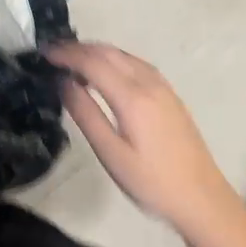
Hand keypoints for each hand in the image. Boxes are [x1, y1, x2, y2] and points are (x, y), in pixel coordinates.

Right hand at [47, 43, 241, 240]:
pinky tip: (104, 72)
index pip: (92, 62)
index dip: (65, 54)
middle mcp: (148, 82)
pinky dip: (113, 59)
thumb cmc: (151, 182)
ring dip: (95, 51)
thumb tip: (63, 82)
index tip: (43, 53)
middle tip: (52, 53)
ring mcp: (162, 86)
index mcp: (132, 97)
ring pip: (123, 55)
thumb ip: (86, 114)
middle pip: (108, 52)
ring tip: (71, 61)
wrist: (203, 198)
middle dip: (78, 48)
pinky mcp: (169, 94)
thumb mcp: (111, 154)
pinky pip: (135, 63)